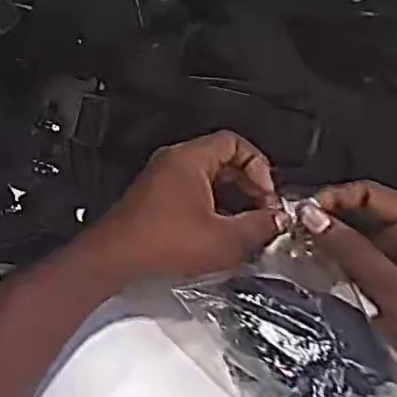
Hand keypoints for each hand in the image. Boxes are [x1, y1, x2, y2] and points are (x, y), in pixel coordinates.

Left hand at [81, 131, 288, 282]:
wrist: (118, 254)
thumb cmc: (165, 242)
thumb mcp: (227, 238)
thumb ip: (261, 224)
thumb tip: (279, 218)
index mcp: (187, 159)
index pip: (233, 142)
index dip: (259, 165)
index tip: (268, 194)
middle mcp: (171, 161)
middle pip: (222, 158)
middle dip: (250, 184)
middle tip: (265, 212)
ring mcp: (161, 177)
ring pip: (208, 176)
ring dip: (233, 197)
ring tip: (248, 225)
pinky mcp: (156, 195)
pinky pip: (192, 189)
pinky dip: (213, 204)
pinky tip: (223, 230)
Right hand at [302, 181, 396, 396]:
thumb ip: (349, 248)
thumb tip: (311, 215)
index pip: (368, 194)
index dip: (329, 199)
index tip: (297, 215)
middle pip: (364, 219)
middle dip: (327, 227)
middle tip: (293, 238)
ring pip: (364, 248)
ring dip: (335, 253)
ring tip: (305, 261)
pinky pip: (371, 276)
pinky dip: (348, 276)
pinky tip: (327, 284)